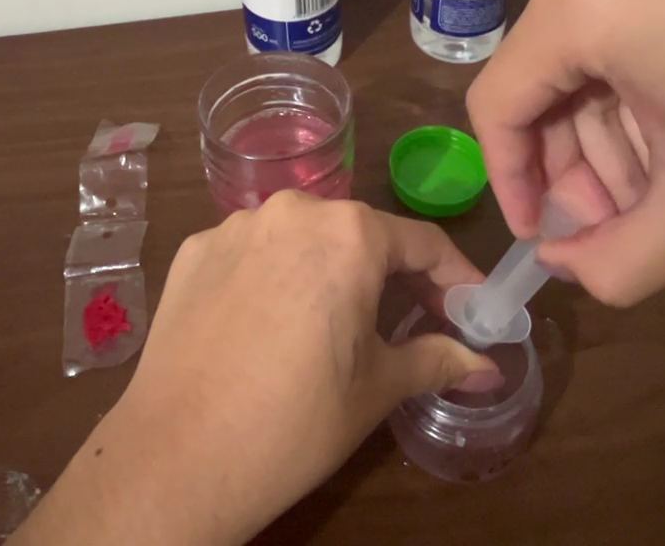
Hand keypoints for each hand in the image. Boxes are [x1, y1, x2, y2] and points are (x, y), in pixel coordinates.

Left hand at [13, 192, 496, 545]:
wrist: (178, 454)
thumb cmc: (296, 420)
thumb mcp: (377, 388)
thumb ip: (437, 359)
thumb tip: (486, 363)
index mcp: (348, 233)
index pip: (422, 243)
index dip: (454, 277)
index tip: (472, 307)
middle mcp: (293, 210)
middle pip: (360, 234)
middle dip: (393, 274)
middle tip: (414, 319)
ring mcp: (236, 225)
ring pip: (303, 238)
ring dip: (329, 270)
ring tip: (338, 322)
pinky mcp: (195, 248)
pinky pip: (253, 251)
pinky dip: (274, 275)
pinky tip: (271, 321)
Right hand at [467, 0, 664, 305]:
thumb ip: (616, 262)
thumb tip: (561, 265)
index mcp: (576, 6)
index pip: (498, 106)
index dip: (511, 182)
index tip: (544, 236)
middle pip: (542, 82)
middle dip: (577, 163)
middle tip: (626, 219)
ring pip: (578, 57)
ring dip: (608, 131)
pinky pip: (612, 24)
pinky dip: (632, 86)